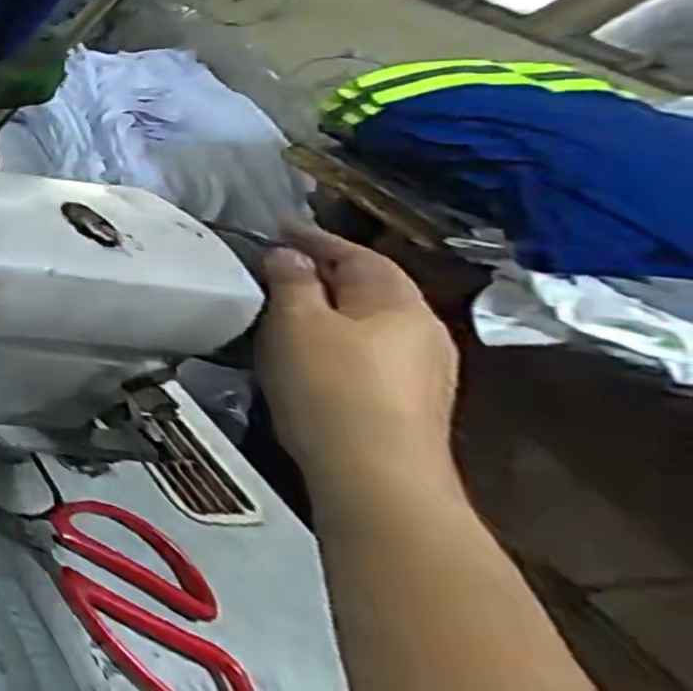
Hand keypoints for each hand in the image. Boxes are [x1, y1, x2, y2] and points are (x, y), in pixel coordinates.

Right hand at [256, 225, 459, 500]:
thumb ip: (291, 281)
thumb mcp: (296, 321)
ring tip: (289, 304)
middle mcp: (423, 331)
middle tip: (279, 263)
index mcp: (398, 303)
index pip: (356, 255)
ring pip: (371, 321)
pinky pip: (370, 350)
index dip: (315, 238)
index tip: (278, 226)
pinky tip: (313, 350)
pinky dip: (340, 337)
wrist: (376, 476)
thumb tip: (289, 256)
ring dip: (332, 307)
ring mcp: (424, 371)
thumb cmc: (330, 385)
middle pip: (370, 287)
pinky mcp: (411, 402)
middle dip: (327, 272)